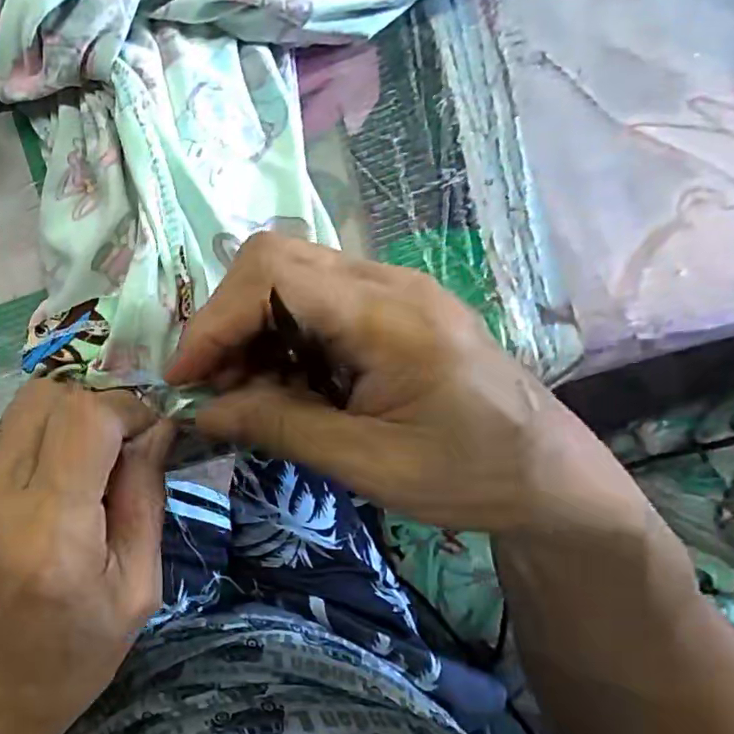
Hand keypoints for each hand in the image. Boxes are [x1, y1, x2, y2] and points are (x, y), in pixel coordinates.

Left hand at [0, 379, 173, 733]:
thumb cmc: (81, 651)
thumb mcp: (138, 587)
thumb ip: (145, 497)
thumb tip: (156, 427)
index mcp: (54, 531)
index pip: (88, 418)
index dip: (128, 409)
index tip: (148, 432)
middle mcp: (0, 501)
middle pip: (49, 396)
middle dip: (95, 407)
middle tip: (118, 445)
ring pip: (18, 404)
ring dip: (59, 417)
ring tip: (80, 459)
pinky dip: (21, 434)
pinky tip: (37, 472)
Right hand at [165, 233, 643, 535]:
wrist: (548, 474)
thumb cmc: (467, 474)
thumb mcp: (366, 463)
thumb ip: (279, 426)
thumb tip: (203, 410)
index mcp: (389, 317)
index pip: (272, 276)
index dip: (214, 322)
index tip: (186, 379)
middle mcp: (386, 284)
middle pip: (271, 259)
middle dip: (224, 320)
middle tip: (214, 384)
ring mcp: (389, 290)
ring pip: (284, 273)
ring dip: (246, 328)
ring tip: (244, 389)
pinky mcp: (385, 308)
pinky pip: (308, 298)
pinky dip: (273, 334)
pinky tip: (279, 380)